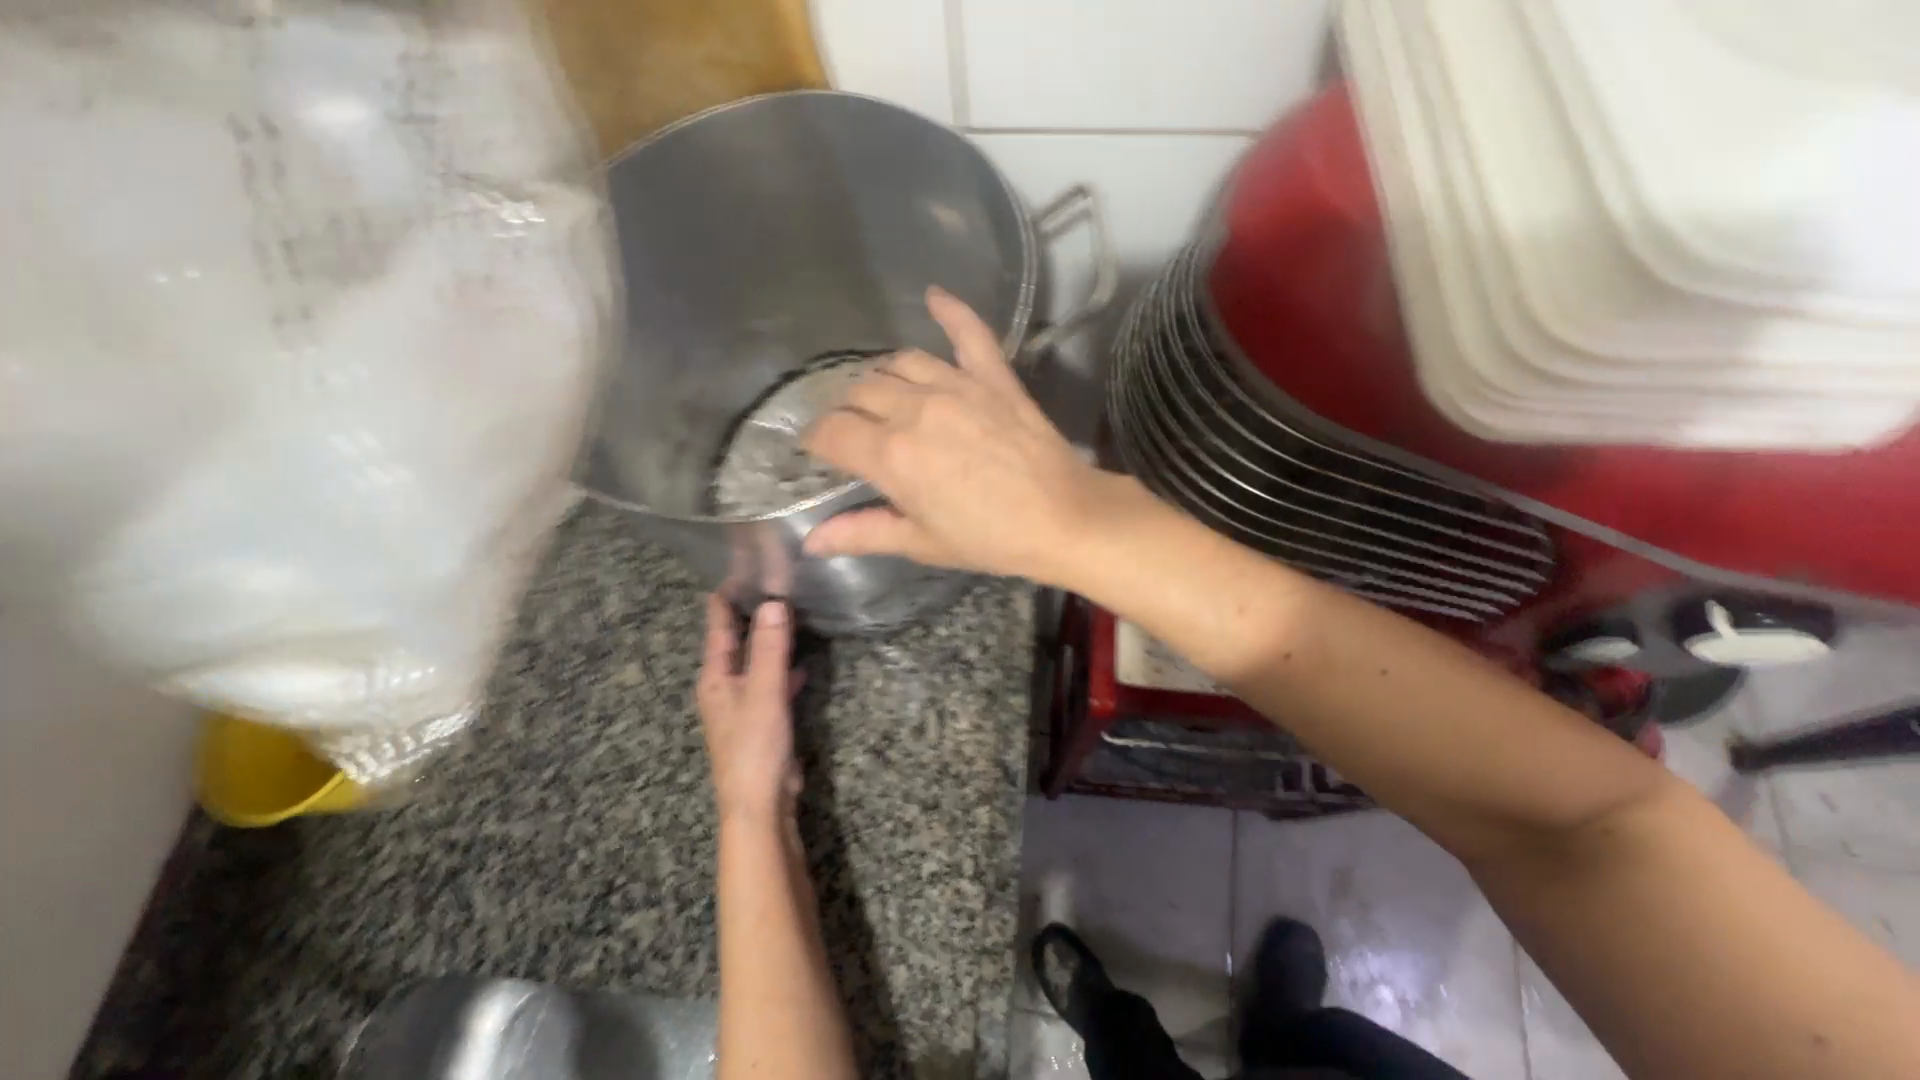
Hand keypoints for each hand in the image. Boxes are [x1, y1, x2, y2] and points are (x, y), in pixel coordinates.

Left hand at [697, 595, 804, 823]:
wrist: (760, 804)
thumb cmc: (754, 746)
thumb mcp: (764, 692)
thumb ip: (770, 648)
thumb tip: (775, 601)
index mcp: (715, 675)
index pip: (719, 622)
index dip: (730, 592)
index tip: (750, 561)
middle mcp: (724, 685)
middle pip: (737, 639)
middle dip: (755, 611)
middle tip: (780, 578)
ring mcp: (743, 703)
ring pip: (756, 660)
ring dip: (771, 638)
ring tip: (794, 609)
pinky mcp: (762, 720)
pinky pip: (772, 682)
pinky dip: (784, 668)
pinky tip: (802, 662)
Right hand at [802, 287, 1133, 585]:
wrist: (1064, 519)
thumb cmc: (990, 540)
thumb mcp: (922, 543)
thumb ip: (863, 534)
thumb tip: (813, 541)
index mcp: (892, 455)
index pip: (831, 431)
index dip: (816, 440)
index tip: (819, 451)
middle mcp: (915, 409)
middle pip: (860, 392)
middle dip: (846, 411)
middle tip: (854, 432)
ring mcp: (957, 386)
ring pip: (899, 363)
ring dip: (882, 376)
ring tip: (881, 393)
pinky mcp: (993, 377)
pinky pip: (969, 333)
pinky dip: (951, 312)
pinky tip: (934, 296)